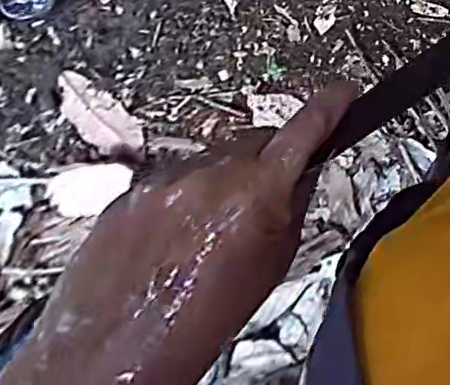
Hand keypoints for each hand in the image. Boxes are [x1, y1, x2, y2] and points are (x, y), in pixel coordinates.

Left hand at [4, 83, 357, 384]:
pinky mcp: (127, 196)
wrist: (106, 365)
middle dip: (268, 158)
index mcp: (256, 193)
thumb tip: (304, 169)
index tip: (343, 91)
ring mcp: (163, 183)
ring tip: (207, 230)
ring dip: (223, 179)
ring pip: (214, 157)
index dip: (331, 104)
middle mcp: (209, 177)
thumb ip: (294, 202)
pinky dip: (183, 197)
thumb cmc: (197, 323)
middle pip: (258, 138)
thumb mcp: (276, 259)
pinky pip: (173, 178)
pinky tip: (174, 237)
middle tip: (261, 198)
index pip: (306, 128)